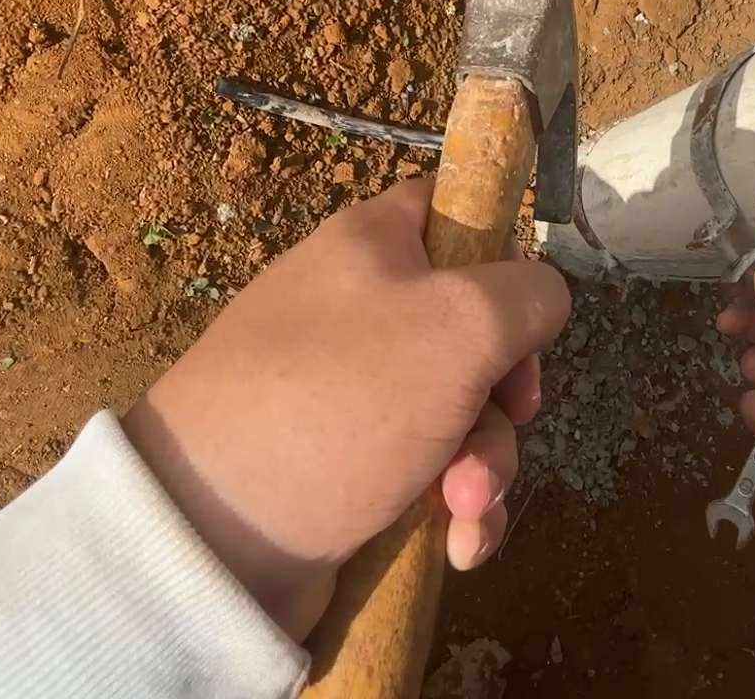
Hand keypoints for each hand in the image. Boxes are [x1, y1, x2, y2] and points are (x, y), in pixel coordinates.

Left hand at [121, 179, 568, 640]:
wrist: (212, 533)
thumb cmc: (343, 398)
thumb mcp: (458, 324)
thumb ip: (527, 294)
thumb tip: (542, 300)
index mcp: (372, 245)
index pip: (452, 212)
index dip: (502, 256)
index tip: (524, 316)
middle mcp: (358, 305)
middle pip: (470, 326)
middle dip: (503, 392)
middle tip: (506, 421)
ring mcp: (348, 386)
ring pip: (456, 407)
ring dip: (484, 461)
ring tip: (466, 505)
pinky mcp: (345, 458)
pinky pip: (424, 464)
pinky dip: (451, 501)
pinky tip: (457, 541)